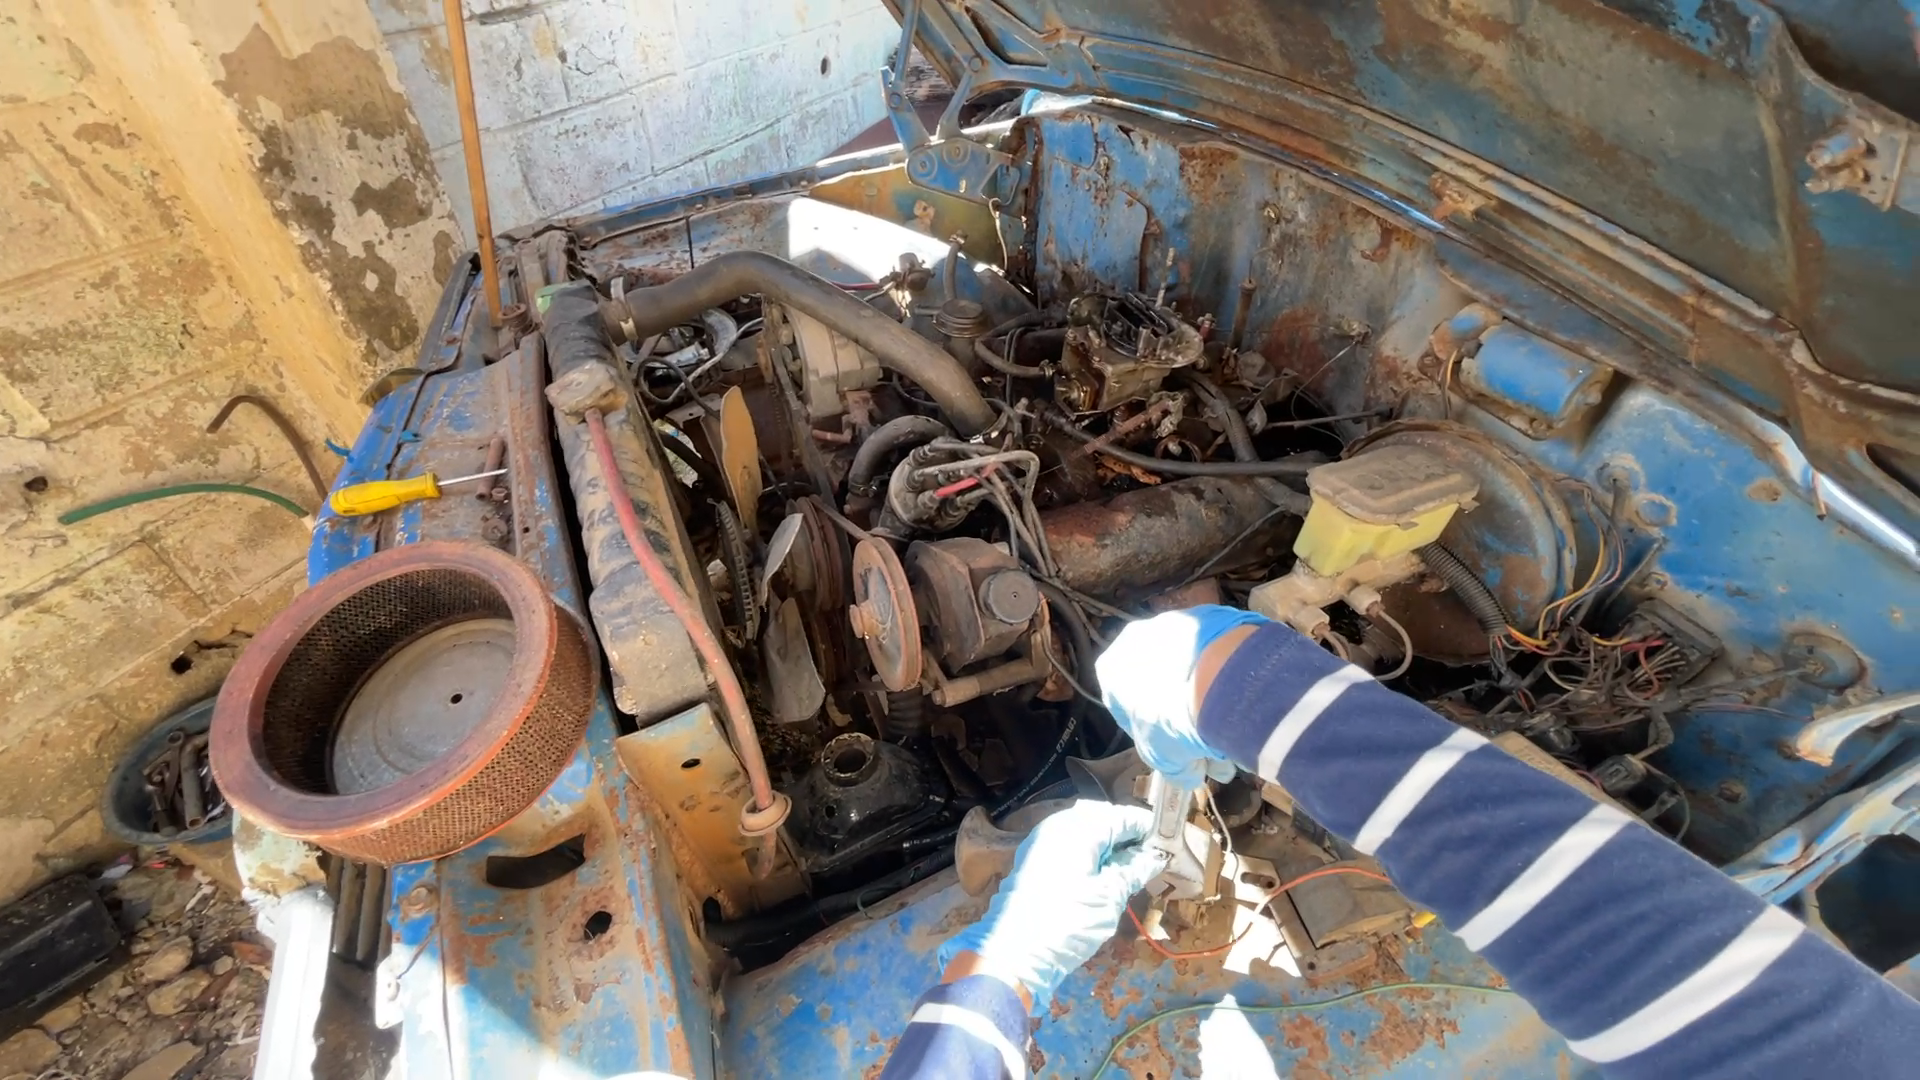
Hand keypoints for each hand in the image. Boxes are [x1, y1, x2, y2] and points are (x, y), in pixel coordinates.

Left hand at [939, 801, 1162, 1010]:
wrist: (1014, 951)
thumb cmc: (1066, 923)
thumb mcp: (1108, 898)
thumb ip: (1132, 869)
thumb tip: (1154, 855)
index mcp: (1078, 828)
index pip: (1121, 816)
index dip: (1146, 827)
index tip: (1169, 841)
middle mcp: (1058, 824)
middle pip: (1102, 818)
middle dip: (1127, 834)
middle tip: (1152, 855)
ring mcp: (1043, 839)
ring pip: (1085, 830)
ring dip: (1109, 843)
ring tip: (1132, 866)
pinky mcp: (1035, 856)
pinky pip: (1070, 842)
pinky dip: (1090, 851)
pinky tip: (1103, 872)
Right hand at [1094, 605, 1269, 787]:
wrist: (1216, 679)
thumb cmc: (1172, 720)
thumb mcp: (1162, 757)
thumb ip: (1171, 764)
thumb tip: (1189, 772)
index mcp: (1111, 669)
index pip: (1125, 705)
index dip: (1153, 730)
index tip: (1176, 746)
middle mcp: (1136, 639)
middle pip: (1161, 684)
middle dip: (1184, 714)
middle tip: (1211, 741)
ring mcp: (1173, 624)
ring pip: (1190, 667)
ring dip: (1207, 695)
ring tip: (1235, 726)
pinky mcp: (1209, 616)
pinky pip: (1215, 652)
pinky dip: (1227, 674)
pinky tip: (1242, 698)